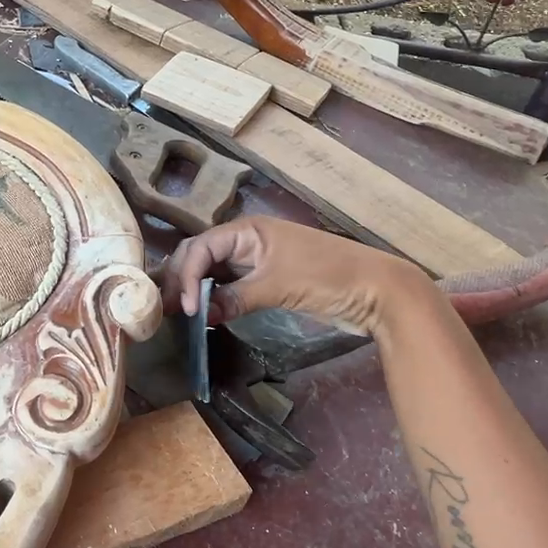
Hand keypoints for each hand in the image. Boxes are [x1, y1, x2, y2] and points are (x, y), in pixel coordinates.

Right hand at [155, 216, 440, 334]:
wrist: (378, 290)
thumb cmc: (327, 277)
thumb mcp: (278, 287)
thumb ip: (235, 298)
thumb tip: (201, 316)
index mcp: (247, 231)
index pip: (200, 247)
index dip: (188, 275)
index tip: (185, 308)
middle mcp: (246, 240)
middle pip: (201, 255)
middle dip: (182, 279)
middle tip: (169, 310)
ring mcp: (256, 259)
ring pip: (213, 269)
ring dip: (195, 288)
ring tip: (179, 313)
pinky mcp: (267, 279)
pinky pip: (230, 284)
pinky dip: (215, 297)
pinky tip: (205, 313)